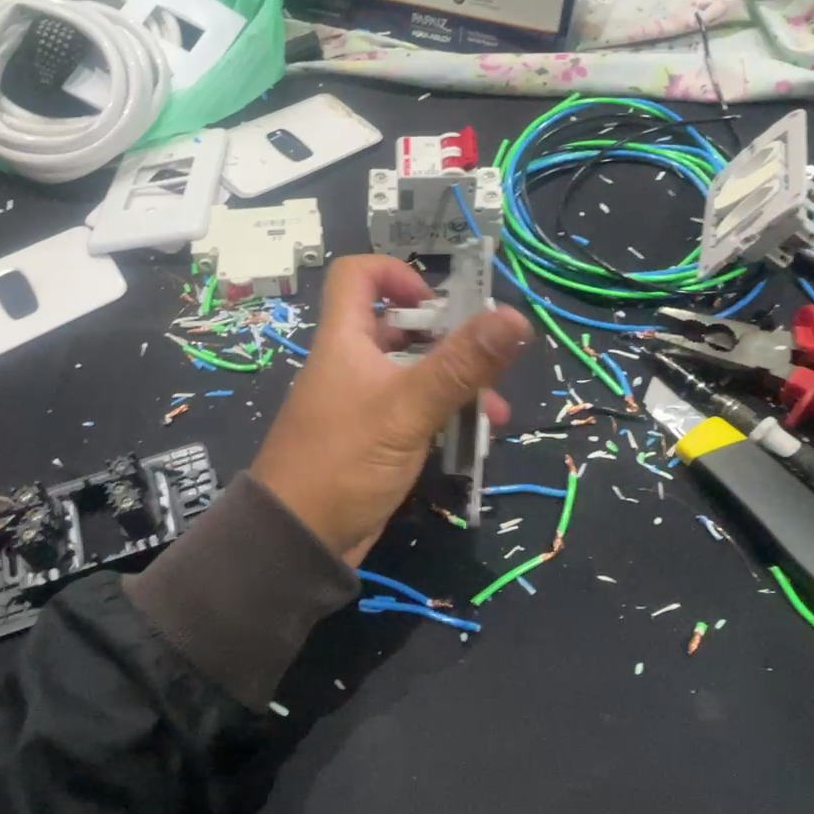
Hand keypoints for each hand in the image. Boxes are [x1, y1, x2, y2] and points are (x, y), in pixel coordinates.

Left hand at [251, 255, 531, 565]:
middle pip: (401, 327)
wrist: (299, 540)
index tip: (437, 301)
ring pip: (416, 374)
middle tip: (489, 361)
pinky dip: (445, 417)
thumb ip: (460, 365)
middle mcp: (352, 363)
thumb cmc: (344, 461)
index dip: (396, 273)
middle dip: (450, 340)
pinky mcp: (374, 438)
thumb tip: (514, 316)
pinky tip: (477, 438)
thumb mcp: (407, 409)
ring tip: (497, 411)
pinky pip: (415, 412)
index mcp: (345, 340)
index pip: (357, 275)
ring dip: (457, 384)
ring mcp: (363, 402)